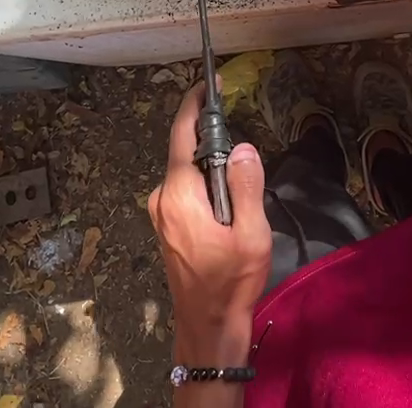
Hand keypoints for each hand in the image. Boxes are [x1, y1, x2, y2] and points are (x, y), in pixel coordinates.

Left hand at [149, 86, 270, 364]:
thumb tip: (241, 146)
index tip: (209, 81)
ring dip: (210, 162)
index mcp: (179, 194)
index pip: (181, 134)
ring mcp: (161, 213)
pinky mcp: (167, 225)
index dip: (194, 104)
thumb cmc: (230, 282)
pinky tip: (227, 195)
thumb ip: (246, 185)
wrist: (208, 329)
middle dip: (210, 134)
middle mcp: (162, 198)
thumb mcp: (250, 234)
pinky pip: (186, 188)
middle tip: (238, 128)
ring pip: (187, 170)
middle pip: (185, 149)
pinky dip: (205, 179)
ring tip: (240, 170)